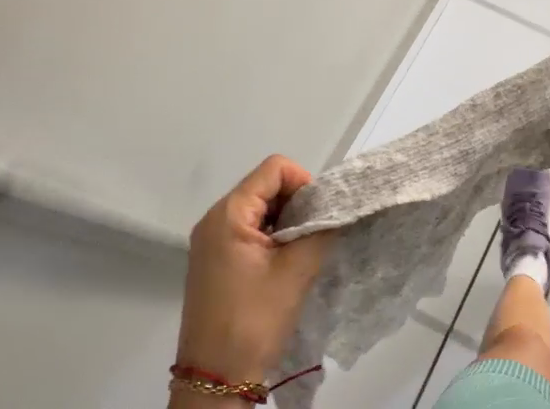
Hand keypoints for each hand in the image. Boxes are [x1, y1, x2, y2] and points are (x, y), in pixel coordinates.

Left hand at [176, 155, 335, 384]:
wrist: (215, 380)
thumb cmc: (254, 319)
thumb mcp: (297, 270)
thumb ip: (321, 228)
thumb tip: (339, 208)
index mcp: (228, 215)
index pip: (274, 169)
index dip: (303, 183)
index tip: (318, 215)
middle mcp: (214, 220)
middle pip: (266, 186)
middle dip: (297, 204)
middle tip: (314, 235)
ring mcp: (211, 242)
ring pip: (260, 209)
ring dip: (286, 223)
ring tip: (301, 253)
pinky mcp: (215, 262)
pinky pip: (249, 231)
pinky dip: (272, 238)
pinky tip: (284, 266)